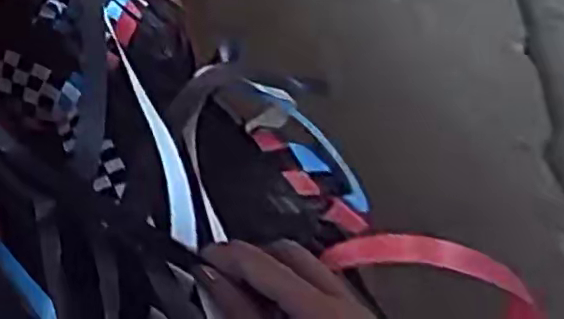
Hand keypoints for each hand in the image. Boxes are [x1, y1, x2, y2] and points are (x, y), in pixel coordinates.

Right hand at [201, 241, 373, 318]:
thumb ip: (237, 309)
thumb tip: (207, 274)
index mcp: (325, 307)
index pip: (256, 257)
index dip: (218, 253)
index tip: (197, 259)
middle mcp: (352, 304)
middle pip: (286, 250)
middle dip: (250, 255)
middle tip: (224, 273)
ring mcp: (366, 314)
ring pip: (310, 269)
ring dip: (275, 273)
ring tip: (253, 293)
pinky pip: (329, 292)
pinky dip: (300, 291)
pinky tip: (283, 309)